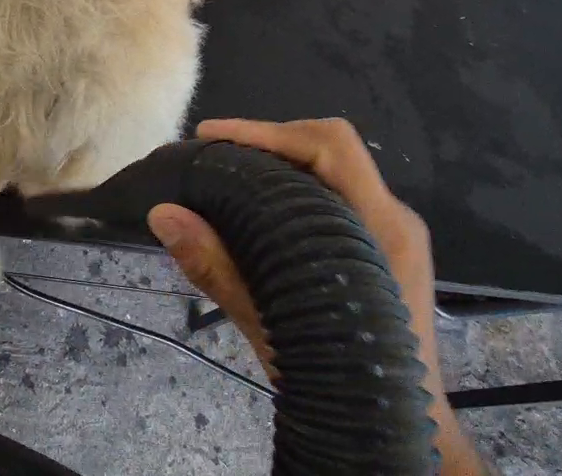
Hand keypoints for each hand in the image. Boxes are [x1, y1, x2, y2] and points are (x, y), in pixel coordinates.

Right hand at [147, 118, 488, 475]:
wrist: (399, 430)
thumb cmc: (342, 378)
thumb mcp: (270, 324)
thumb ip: (217, 267)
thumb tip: (161, 215)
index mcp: (380, 228)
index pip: (330, 146)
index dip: (268, 131)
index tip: (212, 136)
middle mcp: (395, 217)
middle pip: (331, 146)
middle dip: (269, 139)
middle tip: (217, 152)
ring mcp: (395, 230)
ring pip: (335, 166)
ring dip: (281, 159)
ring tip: (232, 171)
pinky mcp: (385, 243)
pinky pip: (338, 190)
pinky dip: (295, 183)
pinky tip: (262, 204)